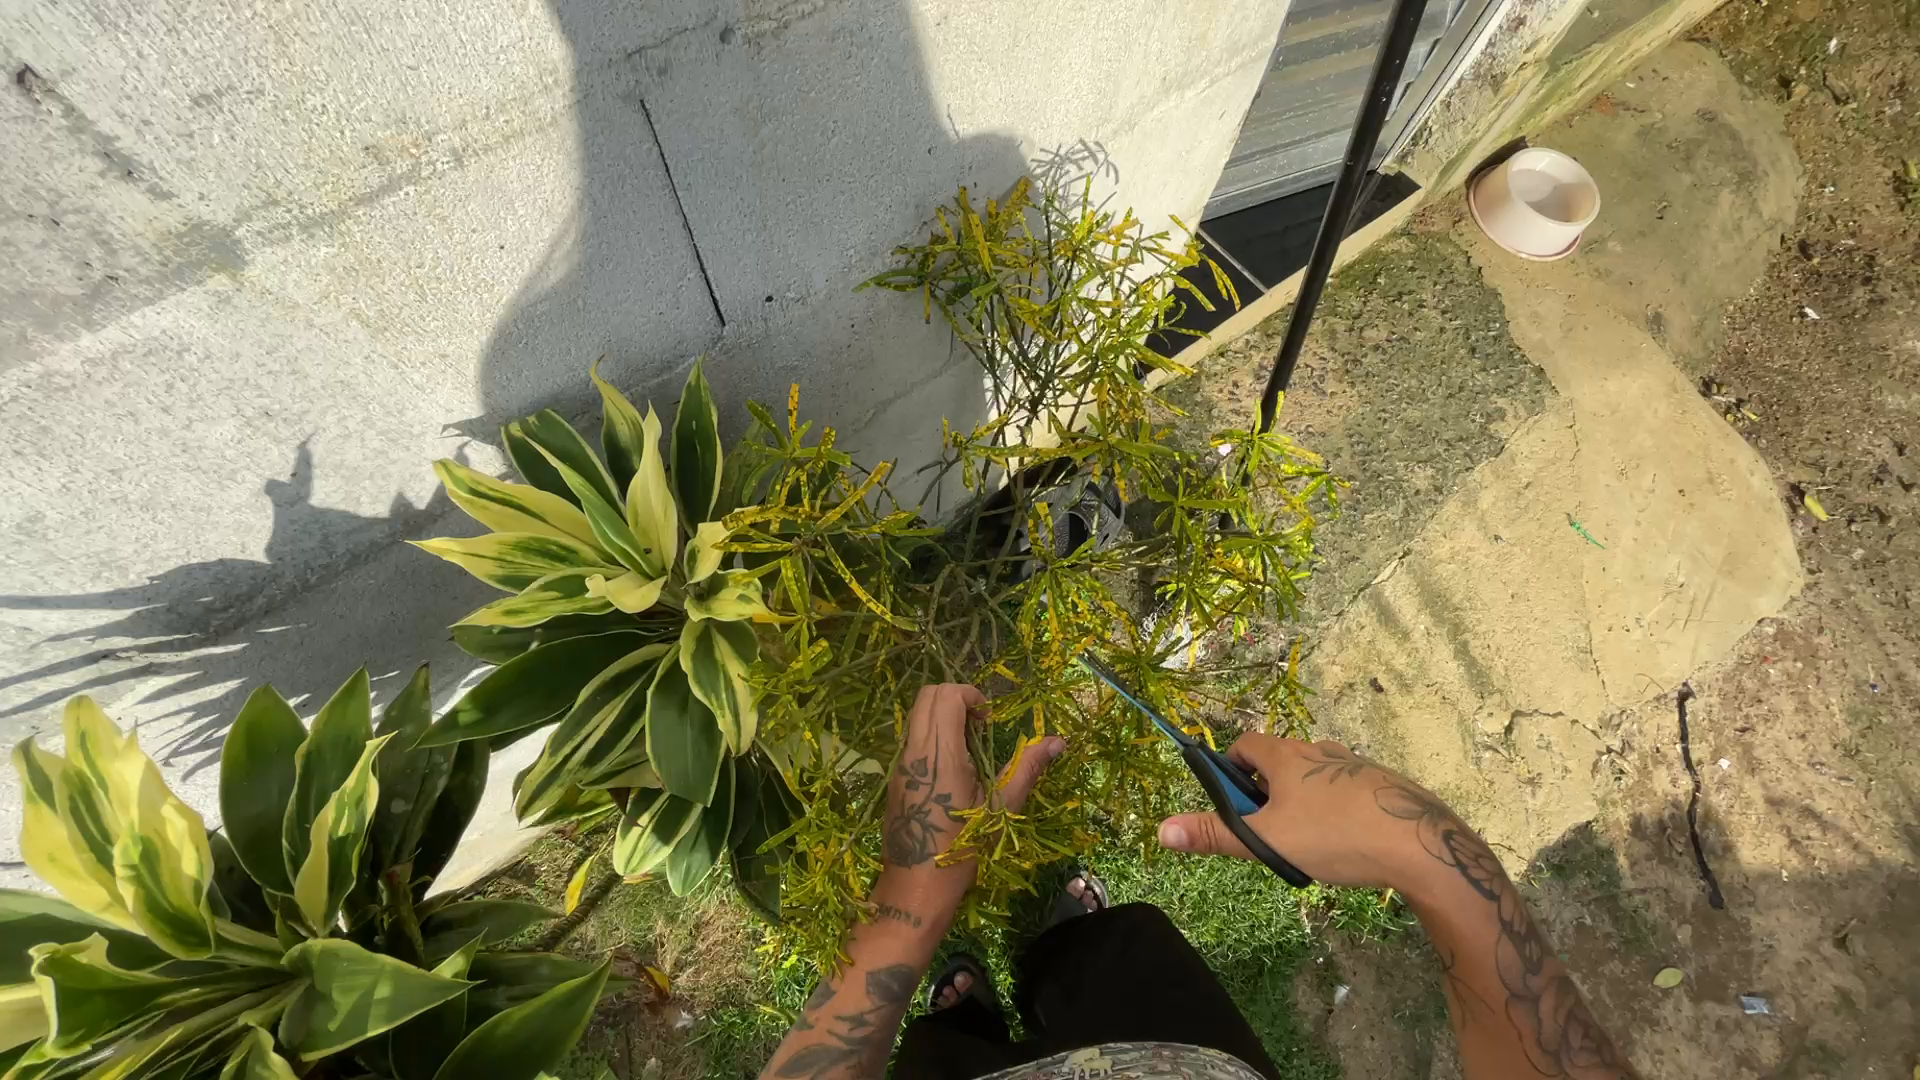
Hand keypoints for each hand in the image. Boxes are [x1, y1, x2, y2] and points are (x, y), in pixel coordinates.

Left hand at [871, 684, 1063, 932]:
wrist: (916, 888)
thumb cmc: (963, 849)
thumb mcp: (1001, 808)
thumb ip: (1027, 767)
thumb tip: (1058, 741)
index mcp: (942, 753)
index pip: (946, 695)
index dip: (971, 695)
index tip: (989, 721)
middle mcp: (915, 750)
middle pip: (928, 695)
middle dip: (956, 698)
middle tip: (979, 727)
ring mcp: (901, 763)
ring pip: (917, 714)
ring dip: (943, 716)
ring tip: (968, 750)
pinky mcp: (895, 777)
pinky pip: (912, 737)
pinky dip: (932, 735)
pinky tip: (951, 770)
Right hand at [1156, 735, 1456, 892]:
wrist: (1425, 847)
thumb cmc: (1334, 836)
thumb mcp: (1267, 840)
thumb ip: (1214, 835)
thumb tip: (1161, 831)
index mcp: (1286, 756)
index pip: (1245, 745)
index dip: (1231, 770)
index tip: (1233, 804)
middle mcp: (1319, 751)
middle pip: (1279, 762)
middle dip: (1266, 791)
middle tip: (1269, 831)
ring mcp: (1356, 767)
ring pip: (1315, 778)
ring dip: (1303, 801)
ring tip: (1309, 843)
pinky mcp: (1387, 787)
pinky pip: (1349, 792)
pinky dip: (1339, 811)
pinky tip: (1349, 845)